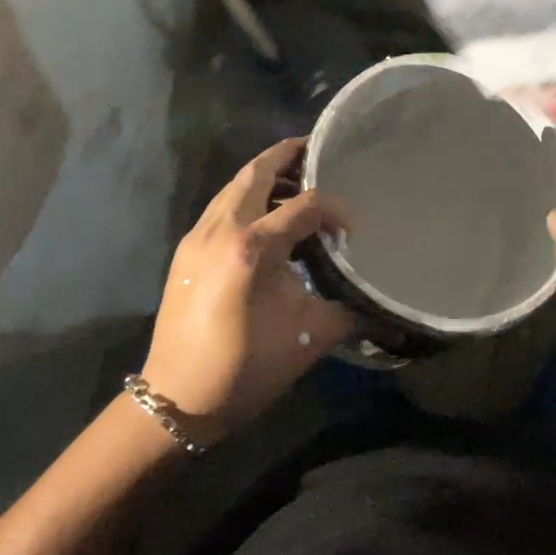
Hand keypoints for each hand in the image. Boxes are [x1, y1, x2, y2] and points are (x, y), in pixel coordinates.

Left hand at [139, 138, 353, 442]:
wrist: (175, 401)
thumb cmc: (246, 369)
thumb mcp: (310, 338)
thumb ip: (351, 310)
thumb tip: (380, 304)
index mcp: (253, 246)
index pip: (305, 205)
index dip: (336, 210)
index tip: (353, 231)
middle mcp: (221, 229)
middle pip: (256, 172)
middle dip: (287, 157)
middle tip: (317, 153)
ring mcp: (197, 238)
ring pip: (233, 186)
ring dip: (265, 176)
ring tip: (297, 182)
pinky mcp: (186, 252)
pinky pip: (220, 207)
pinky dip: (246, 198)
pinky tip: (267, 218)